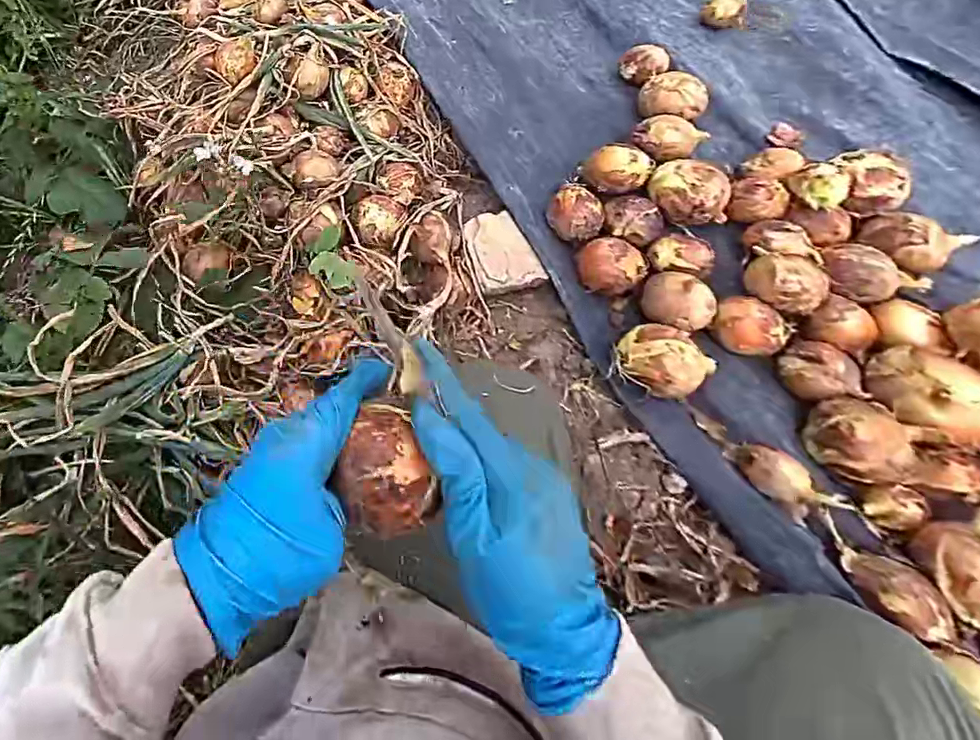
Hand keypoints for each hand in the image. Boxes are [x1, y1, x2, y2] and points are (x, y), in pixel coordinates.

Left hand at [174, 357, 388, 655]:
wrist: (217, 575)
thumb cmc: (279, 551)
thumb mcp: (331, 529)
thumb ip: (348, 496)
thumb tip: (353, 484)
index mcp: (307, 437)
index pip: (344, 396)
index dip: (370, 379)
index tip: (393, 370)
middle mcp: (288, 432)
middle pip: (332, 407)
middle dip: (363, 405)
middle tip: (397, 411)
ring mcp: (273, 446)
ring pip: (318, 425)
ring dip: (344, 428)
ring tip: (379, 437)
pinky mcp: (265, 464)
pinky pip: (305, 443)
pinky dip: (328, 446)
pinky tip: (347, 462)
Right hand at [410, 340, 619, 713]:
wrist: (568, 634)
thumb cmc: (512, 593)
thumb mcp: (473, 537)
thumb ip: (456, 472)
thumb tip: (431, 416)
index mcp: (511, 473)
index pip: (468, 414)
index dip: (441, 378)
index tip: (419, 345)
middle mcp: (529, 463)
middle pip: (478, 423)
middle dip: (445, 398)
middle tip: (411, 380)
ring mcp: (540, 476)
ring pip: (488, 441)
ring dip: (457, 426)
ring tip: (425, 417)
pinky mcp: (544, 489)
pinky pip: (500, 458)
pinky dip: (475, 449)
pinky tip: (458, 458)